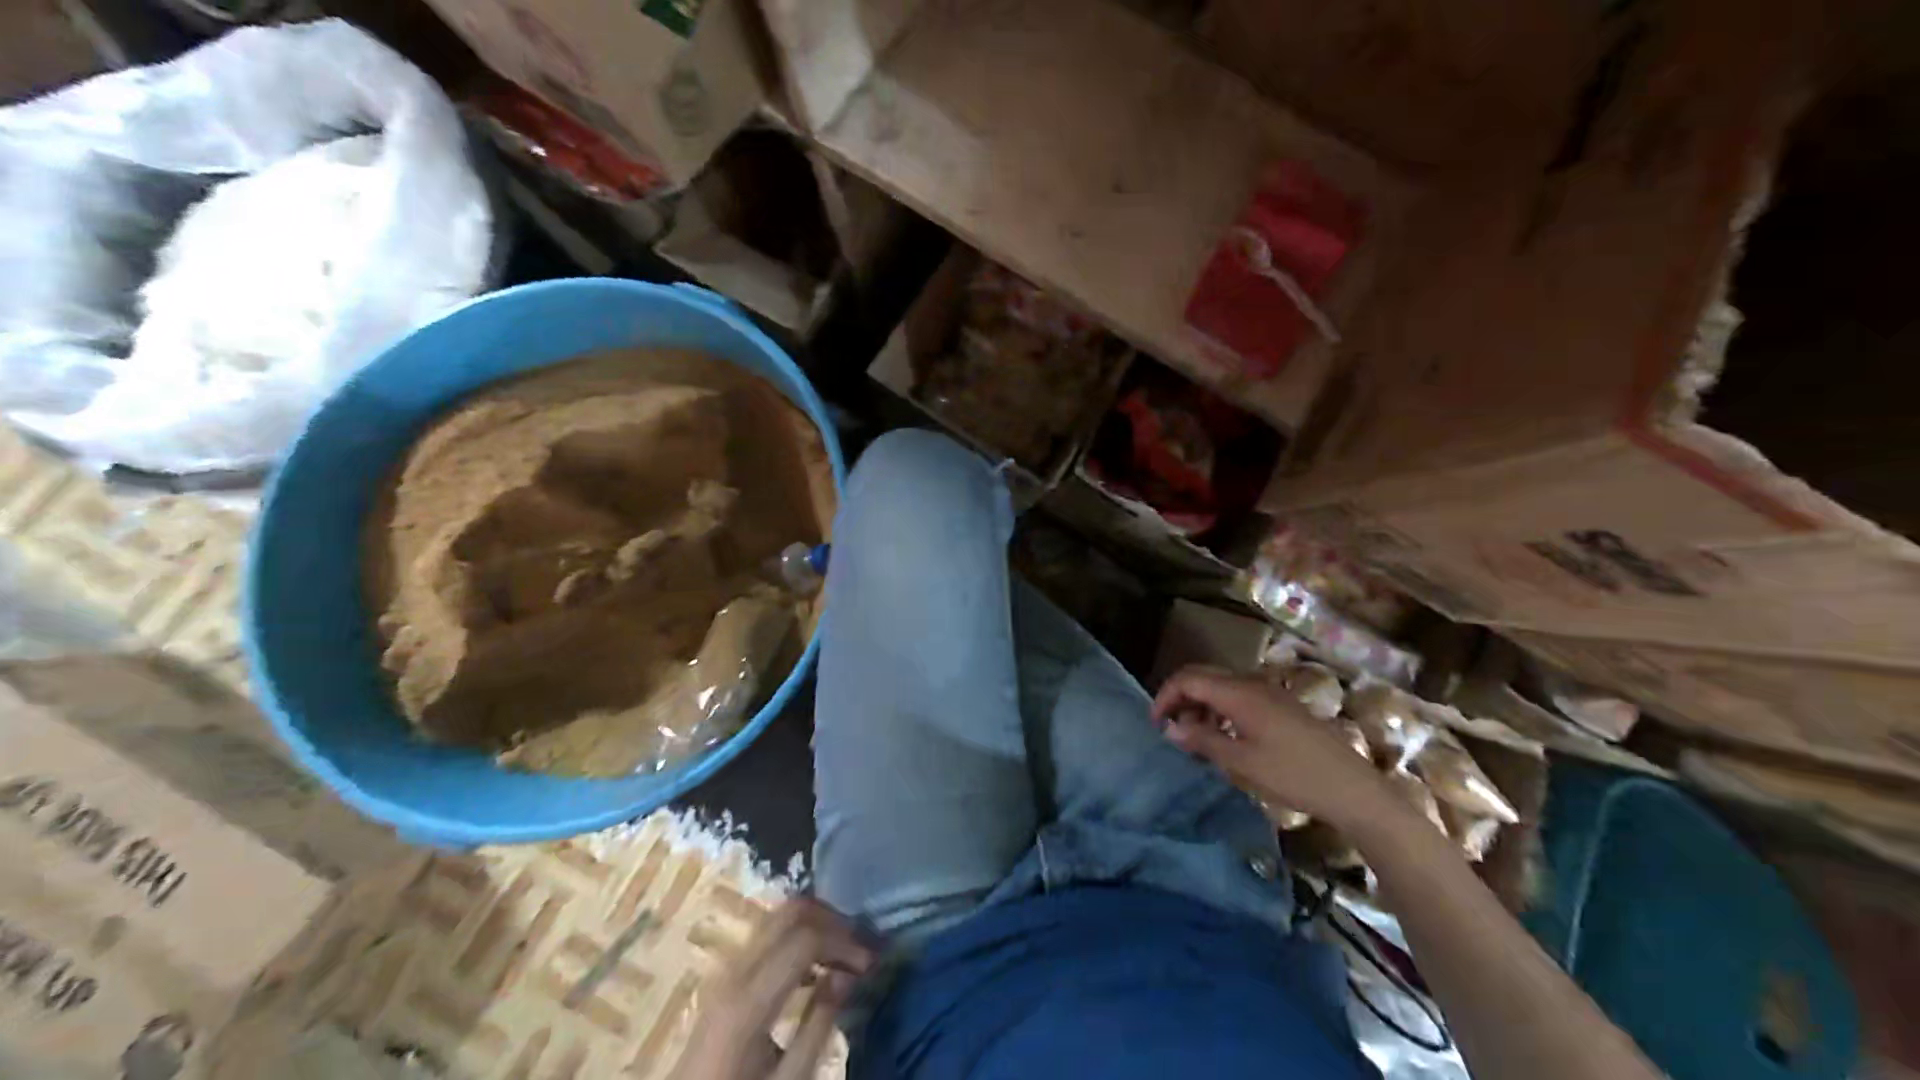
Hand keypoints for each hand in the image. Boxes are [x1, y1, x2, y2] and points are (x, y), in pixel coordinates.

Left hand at [670, 897, 876, 1079]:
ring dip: (817, 925)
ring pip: (778, 916)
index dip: (845, 943)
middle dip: (833, 921)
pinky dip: (799, 936)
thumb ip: (819, 1026)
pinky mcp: (726, 976)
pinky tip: (817, 967)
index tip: (872, 966)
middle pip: (790, 912)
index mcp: (749, 1001)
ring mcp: (726, 969)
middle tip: (861, 948)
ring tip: (846, 955)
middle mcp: (735, 970)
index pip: (806, 940)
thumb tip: (848, 974)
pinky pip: (768, 934)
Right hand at [1152, 665, 1403, 834]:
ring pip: (1221, 686)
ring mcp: (1269, 692)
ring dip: (1200, 705)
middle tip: (1169, 728)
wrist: (1353, 789)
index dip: (1165, 696)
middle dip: (1180, 697)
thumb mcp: (1241, 761)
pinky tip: (1222, 736)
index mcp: (1239, 693)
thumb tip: (1170, 728)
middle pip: (1203, 676)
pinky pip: (1239, 696)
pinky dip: (1220, 710)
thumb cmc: (1293, 775)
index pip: (1188, 678)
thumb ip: (1202, 740)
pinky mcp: (1281, 706)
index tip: (1155, 724)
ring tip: (1193, 737)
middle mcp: (1252, 683)